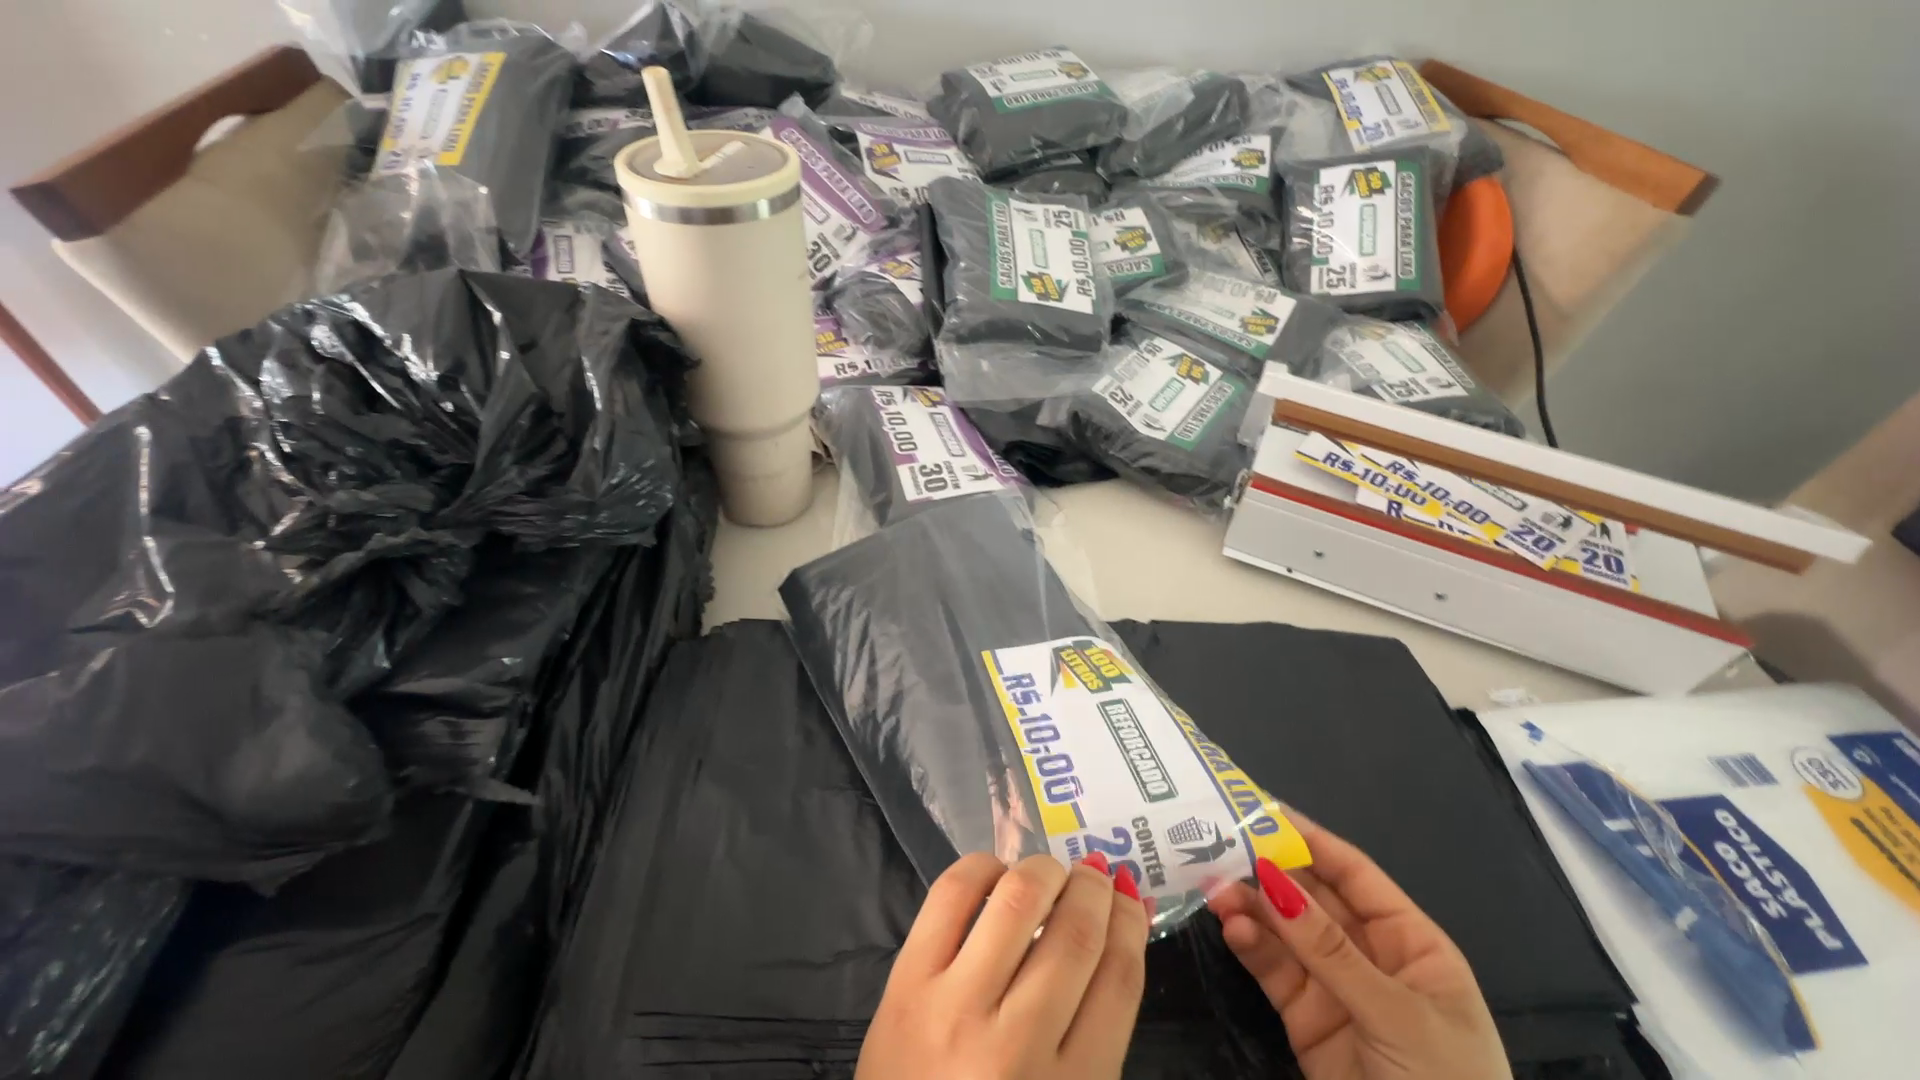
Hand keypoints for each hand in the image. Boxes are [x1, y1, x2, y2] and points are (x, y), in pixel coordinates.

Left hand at [857, 851, 1149, 1079]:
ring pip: (1017, 904)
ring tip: (1051, 871)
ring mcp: (957, 1005)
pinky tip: (996, 874)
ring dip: (1044, 871)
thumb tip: (1124, 916)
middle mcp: (1017, 1042)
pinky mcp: (907, 980)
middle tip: (1095, 873)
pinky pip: (951, 897)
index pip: (1118, 979)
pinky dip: (981, 868)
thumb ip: (1097, 1017)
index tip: (1129, 896)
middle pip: (1075, 936)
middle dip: (1094, 890)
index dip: (1130, 923)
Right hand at [1207, 816, 1509, 1079]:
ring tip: (1215, 888)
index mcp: (1413, 944)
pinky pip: (1275, 973)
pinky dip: (1252, 948)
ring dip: (1252, 909)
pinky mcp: (1306, 1021)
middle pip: (1314, 900)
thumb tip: (1272, 880)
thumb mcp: (1397, 1014)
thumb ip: (1329, 950)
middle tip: (1220, 846)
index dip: (1312, 841)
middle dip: (1271, 873)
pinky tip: (1231, 927)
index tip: (1263, 811)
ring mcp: (1336, 989)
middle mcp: (1372, 957)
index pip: (1356, 876)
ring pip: (1287, 934)